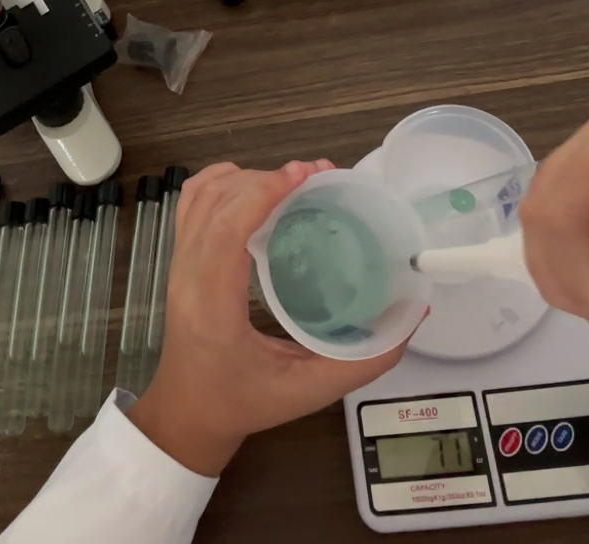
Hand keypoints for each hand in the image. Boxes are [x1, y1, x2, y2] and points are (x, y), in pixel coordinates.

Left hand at [128, 160, 411, 474]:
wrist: (188, 413)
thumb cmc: (244, 402)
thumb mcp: (309, 391)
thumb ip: (364, 360)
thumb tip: (411, 314)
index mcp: (213, 307)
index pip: (226, 231)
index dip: (263, 194)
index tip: (304, 174)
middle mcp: (187, 276)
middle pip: (216, 204)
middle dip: (266, 179)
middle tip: (317, 176)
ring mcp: (177, 262)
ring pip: (201, 196)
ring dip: (246, 177)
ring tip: (292, 181)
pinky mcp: (178, 255)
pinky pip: (191, 202)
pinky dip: (220, 181)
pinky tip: (253, 184)